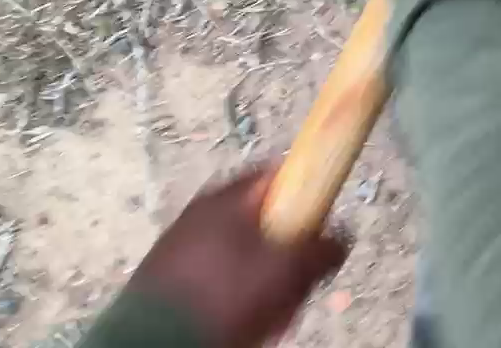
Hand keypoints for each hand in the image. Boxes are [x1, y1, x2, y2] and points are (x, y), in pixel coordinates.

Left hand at [128, 167, 347, 347]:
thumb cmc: (225, 297)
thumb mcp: (289, 271)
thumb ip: (323, 248)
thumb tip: (341, 239)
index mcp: (227, 197)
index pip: (279, 176)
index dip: (306, 196)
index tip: (317, 227)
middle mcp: (198, 214)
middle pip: (261, 221)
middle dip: (282, 252)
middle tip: (293, 283)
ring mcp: (174, 250)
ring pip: (237, 256)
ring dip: (258, 281)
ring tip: (266, 313)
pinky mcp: (159, 287)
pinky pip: (211, 281)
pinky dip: (229, 298)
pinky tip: (238, 324)